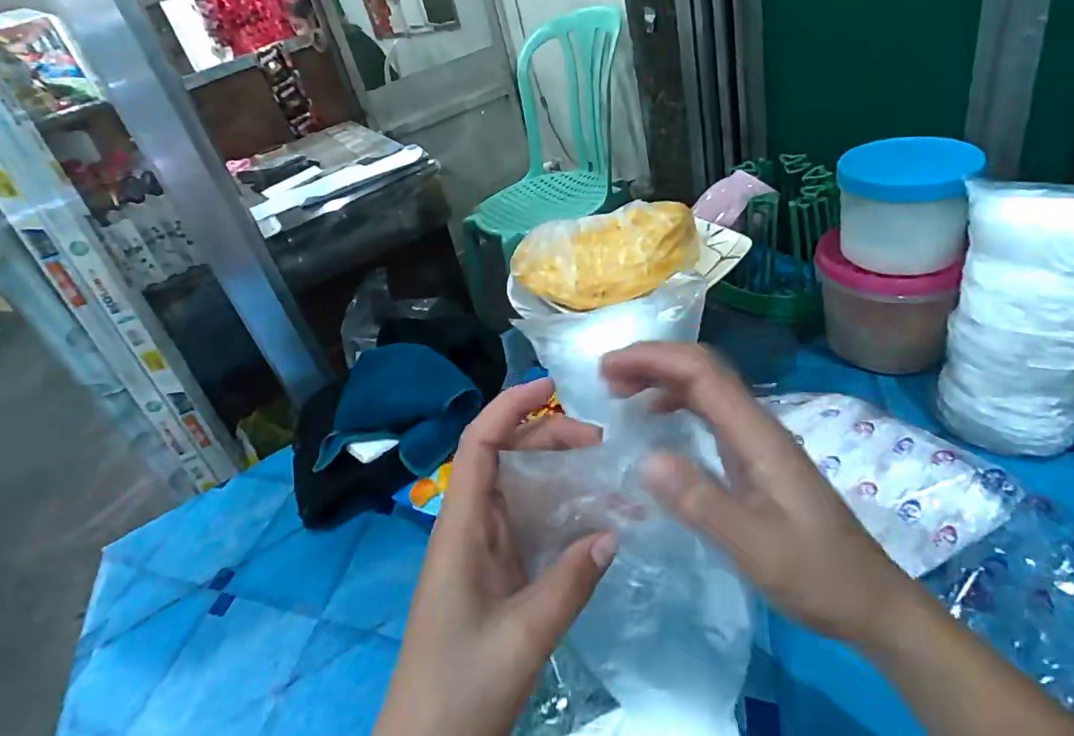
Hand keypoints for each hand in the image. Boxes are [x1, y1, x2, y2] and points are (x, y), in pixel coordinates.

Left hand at [376, 378, 618, 735]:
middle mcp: (469, 527)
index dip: (510, 406)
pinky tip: (595, 519)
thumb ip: (568, 585)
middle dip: (547, 435)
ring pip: (519, 487)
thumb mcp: (521, 639)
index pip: (479, 443)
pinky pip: (528, 523)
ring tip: (606, 467)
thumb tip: (614, 532)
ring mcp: (481, 550)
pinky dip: (560, 510)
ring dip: (558, 470)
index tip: (551, 384)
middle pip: (503, 456)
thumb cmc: (458, 689)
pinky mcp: (494, 574)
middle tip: (600, 439)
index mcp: (461, 528)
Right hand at [600, 343, 916, 645]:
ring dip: (662, 378)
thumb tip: (645, 458)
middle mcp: (758, 425)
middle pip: (703, 369)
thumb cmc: (815, 574)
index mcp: (757, 435)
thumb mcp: (755, 547)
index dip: (653, 359)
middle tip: (605, 375)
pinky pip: (711, 412)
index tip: (608, 367)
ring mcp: (759, 439)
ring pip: (707, 387)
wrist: (868, 597)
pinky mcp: (757, 457)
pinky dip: (677, 402)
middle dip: (653, 360)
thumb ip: (701, 502)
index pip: (701, 372)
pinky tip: (657, 420)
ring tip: (620, 391)